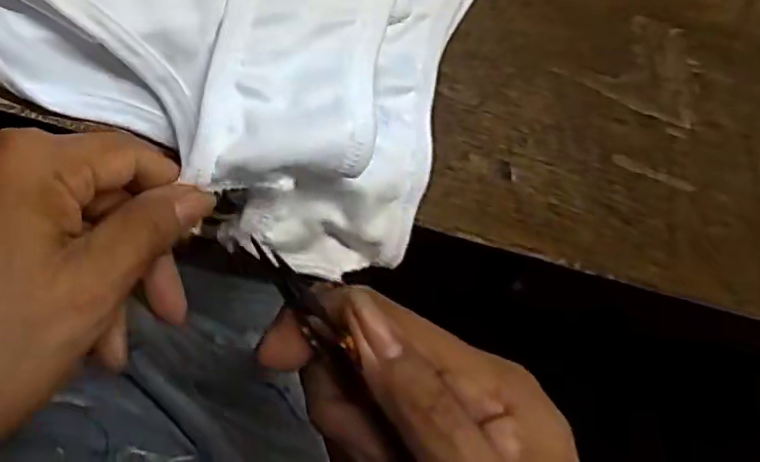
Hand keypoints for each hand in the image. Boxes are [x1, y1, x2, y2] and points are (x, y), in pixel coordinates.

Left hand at [0, 128, 215, 461]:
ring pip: (89, 225)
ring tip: (120, 346)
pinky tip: (94, 345)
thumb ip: (149, 230)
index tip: (202, 240)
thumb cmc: (1, 339)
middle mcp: (21, 161)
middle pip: (110, 193)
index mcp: (39, 156)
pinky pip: (60, 243)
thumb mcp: (91, 285)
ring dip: (114, 282)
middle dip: (140, 255)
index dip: (170, 194)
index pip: (129, 154)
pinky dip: (82, 287)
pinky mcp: (0, 231)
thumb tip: (200, 193)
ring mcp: (7, 196)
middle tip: (171, 312)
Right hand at [258, 287, 577, 461]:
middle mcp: (465, 388)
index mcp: (488, 380)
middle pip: (363, 352)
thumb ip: (425, 402)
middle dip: (341, 401)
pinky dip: (359, 452)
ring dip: (349, 434)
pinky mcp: (423, 449)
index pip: (385, 314)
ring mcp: (444, 423)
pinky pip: (366, 431)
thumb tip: (362, 314)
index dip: (321, 319)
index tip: (270, 358)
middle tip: (366, 460)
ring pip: (357, 395)